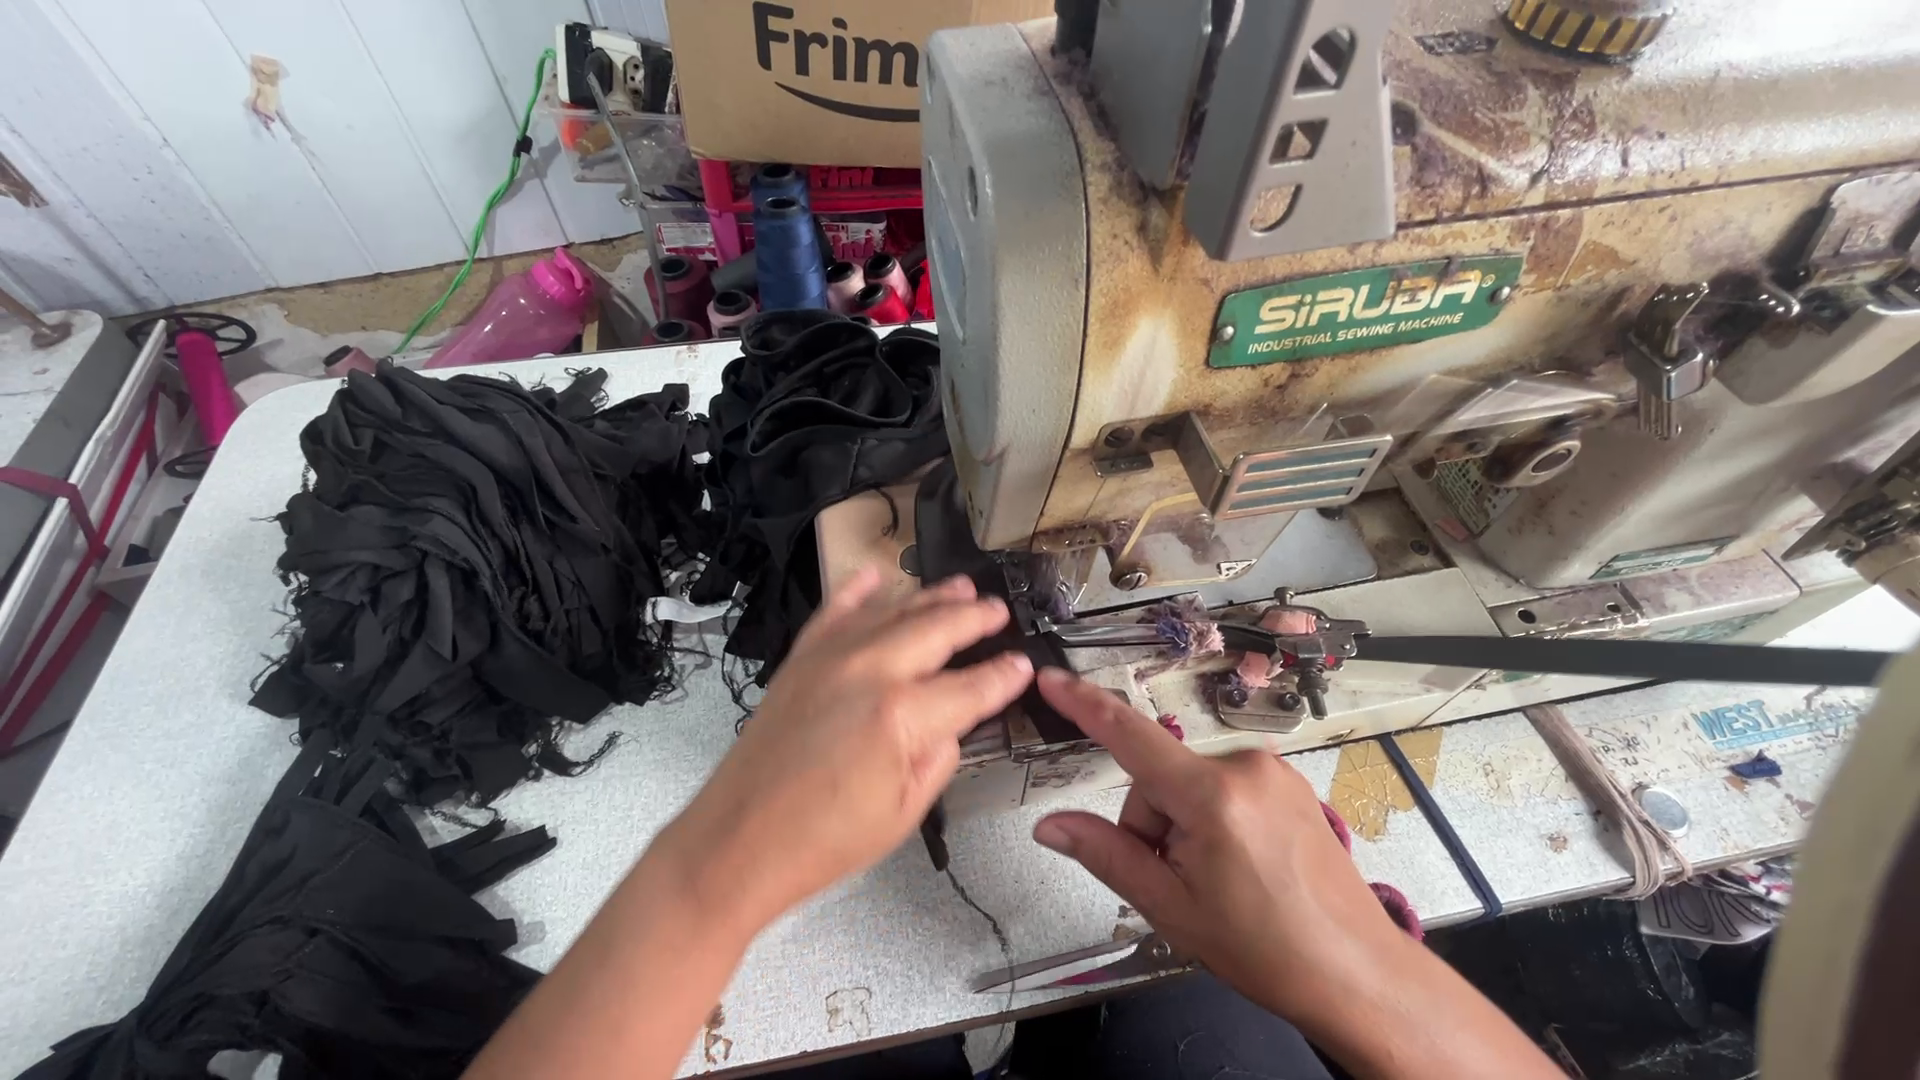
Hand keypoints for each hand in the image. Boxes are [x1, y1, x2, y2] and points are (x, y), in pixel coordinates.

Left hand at [659, 568, 1032, 925]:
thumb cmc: (825, 839)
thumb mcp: (905, 811)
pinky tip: (875, 574)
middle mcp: (872, 670)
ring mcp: (832, 656)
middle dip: (976, 617)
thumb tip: (951, 721)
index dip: (1004, 675)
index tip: (1023, 665)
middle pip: (939, 629)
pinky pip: (835, 610)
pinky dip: (857, 589)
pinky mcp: (801, 657)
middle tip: (998, 610)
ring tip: (961, 586)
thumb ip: (940, 756)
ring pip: (894, 609)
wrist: (738, 839)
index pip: (973, 686)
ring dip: (931, 595)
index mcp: (904, 715)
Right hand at [1029, 668, 1407, 1026]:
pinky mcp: (1288, 783)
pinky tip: (1240, 864)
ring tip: (1217, 879)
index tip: (1051, 678)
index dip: (1083, 704)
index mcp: (1211, 796)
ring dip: (1183, 823)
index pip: (1130, 735)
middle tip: (1178, 881)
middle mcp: (1244, 767)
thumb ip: (1105, 854)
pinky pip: (1223, 787)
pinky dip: (1213, 817)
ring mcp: (1272, 772)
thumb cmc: (1266, 949)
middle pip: (1158, 777)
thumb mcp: (1170, 907)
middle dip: (1152, 824)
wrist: (1359, 974)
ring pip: (1189, 784)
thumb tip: (1050, 826)